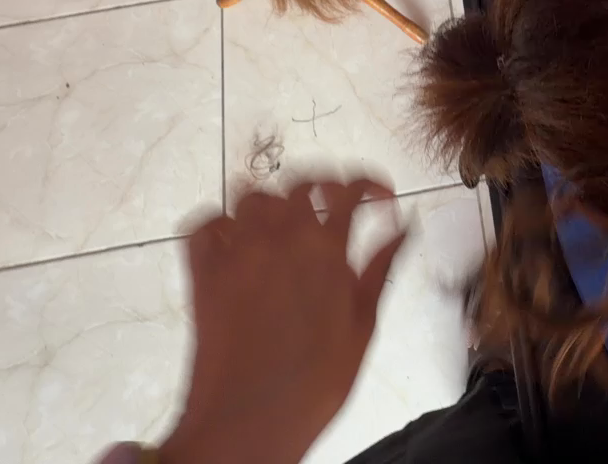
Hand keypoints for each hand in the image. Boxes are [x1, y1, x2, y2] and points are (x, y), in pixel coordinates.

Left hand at [159, 178, 406, 463]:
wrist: (247, 424)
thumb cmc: (313, 384)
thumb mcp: (363, 325)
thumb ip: (381, 267)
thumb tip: (402, 227)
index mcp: (327, 248)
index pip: (352, 190)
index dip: (371, 185)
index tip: (381, 197)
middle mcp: (282, 237)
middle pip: (302, 183)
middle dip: (325, 188)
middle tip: (335, 207)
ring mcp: (239, 250)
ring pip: (254, 195)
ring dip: (273, 203)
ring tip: (285, 224)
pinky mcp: (205, 272)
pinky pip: (206, 225)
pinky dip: (221, 223)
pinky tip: (236, 239)